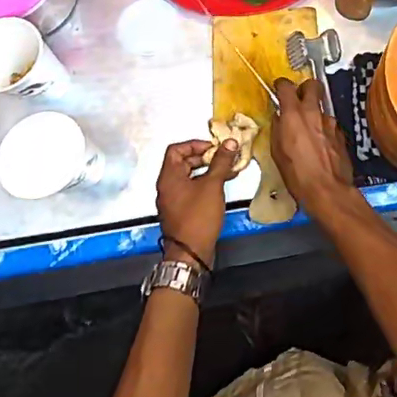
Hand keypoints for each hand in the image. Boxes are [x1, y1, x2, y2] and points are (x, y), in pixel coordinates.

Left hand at [155, 139, 237, 266]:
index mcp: (168, 176)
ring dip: (206, 171)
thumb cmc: (198, 216)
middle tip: (222, 158)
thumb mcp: (212, 185)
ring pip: (188, 177)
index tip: (213, 147)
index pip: (176, 149)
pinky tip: (220, 187)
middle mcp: (166, 186)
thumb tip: (230, 143)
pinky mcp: (180, 211)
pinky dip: (204, 184)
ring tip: (227, 171)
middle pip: (182, 162)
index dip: (195, 144)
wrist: (190, 253)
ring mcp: (172, 200)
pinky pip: (191, 190)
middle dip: (204, 158)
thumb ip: (220, 162)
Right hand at [270, 78, 356, 212]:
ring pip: (322, 108)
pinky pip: (330, 125)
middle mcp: (313, 113)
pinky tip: (320, 144)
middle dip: (305, 88)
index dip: (281, 84)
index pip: (286, 86)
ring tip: (308, 131)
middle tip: (299, 98)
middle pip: (313, 85)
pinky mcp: (341, 135)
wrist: (327, 190)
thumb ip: (277, 129)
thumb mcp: (277, 152)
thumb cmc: (296, 174)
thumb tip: (279, 119)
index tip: (279, 88)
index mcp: (293, 115)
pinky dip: (323, 129)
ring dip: (314, 114)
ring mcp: (330, 123)